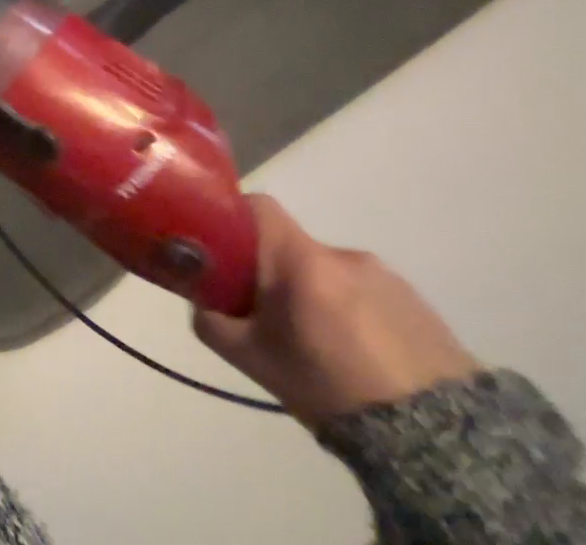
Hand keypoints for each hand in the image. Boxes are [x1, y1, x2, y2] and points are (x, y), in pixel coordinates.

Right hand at [194, 195, 478, 425]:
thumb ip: (209, 318)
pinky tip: (354, 350)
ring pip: (326, 271)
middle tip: (263, 314)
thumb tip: (203, 299)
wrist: (435, 433)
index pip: (257, 206)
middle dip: (269, 271)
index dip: (231, 217)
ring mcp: (387, 277)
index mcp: (300, 260)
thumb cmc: (326, 383)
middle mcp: (343, 255)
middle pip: (289, 247)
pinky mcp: (417, 301)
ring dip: (311, 292)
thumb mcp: (246, 356)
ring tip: (316, 340)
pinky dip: (347, 309)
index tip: (218, 248)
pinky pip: (362, 291)